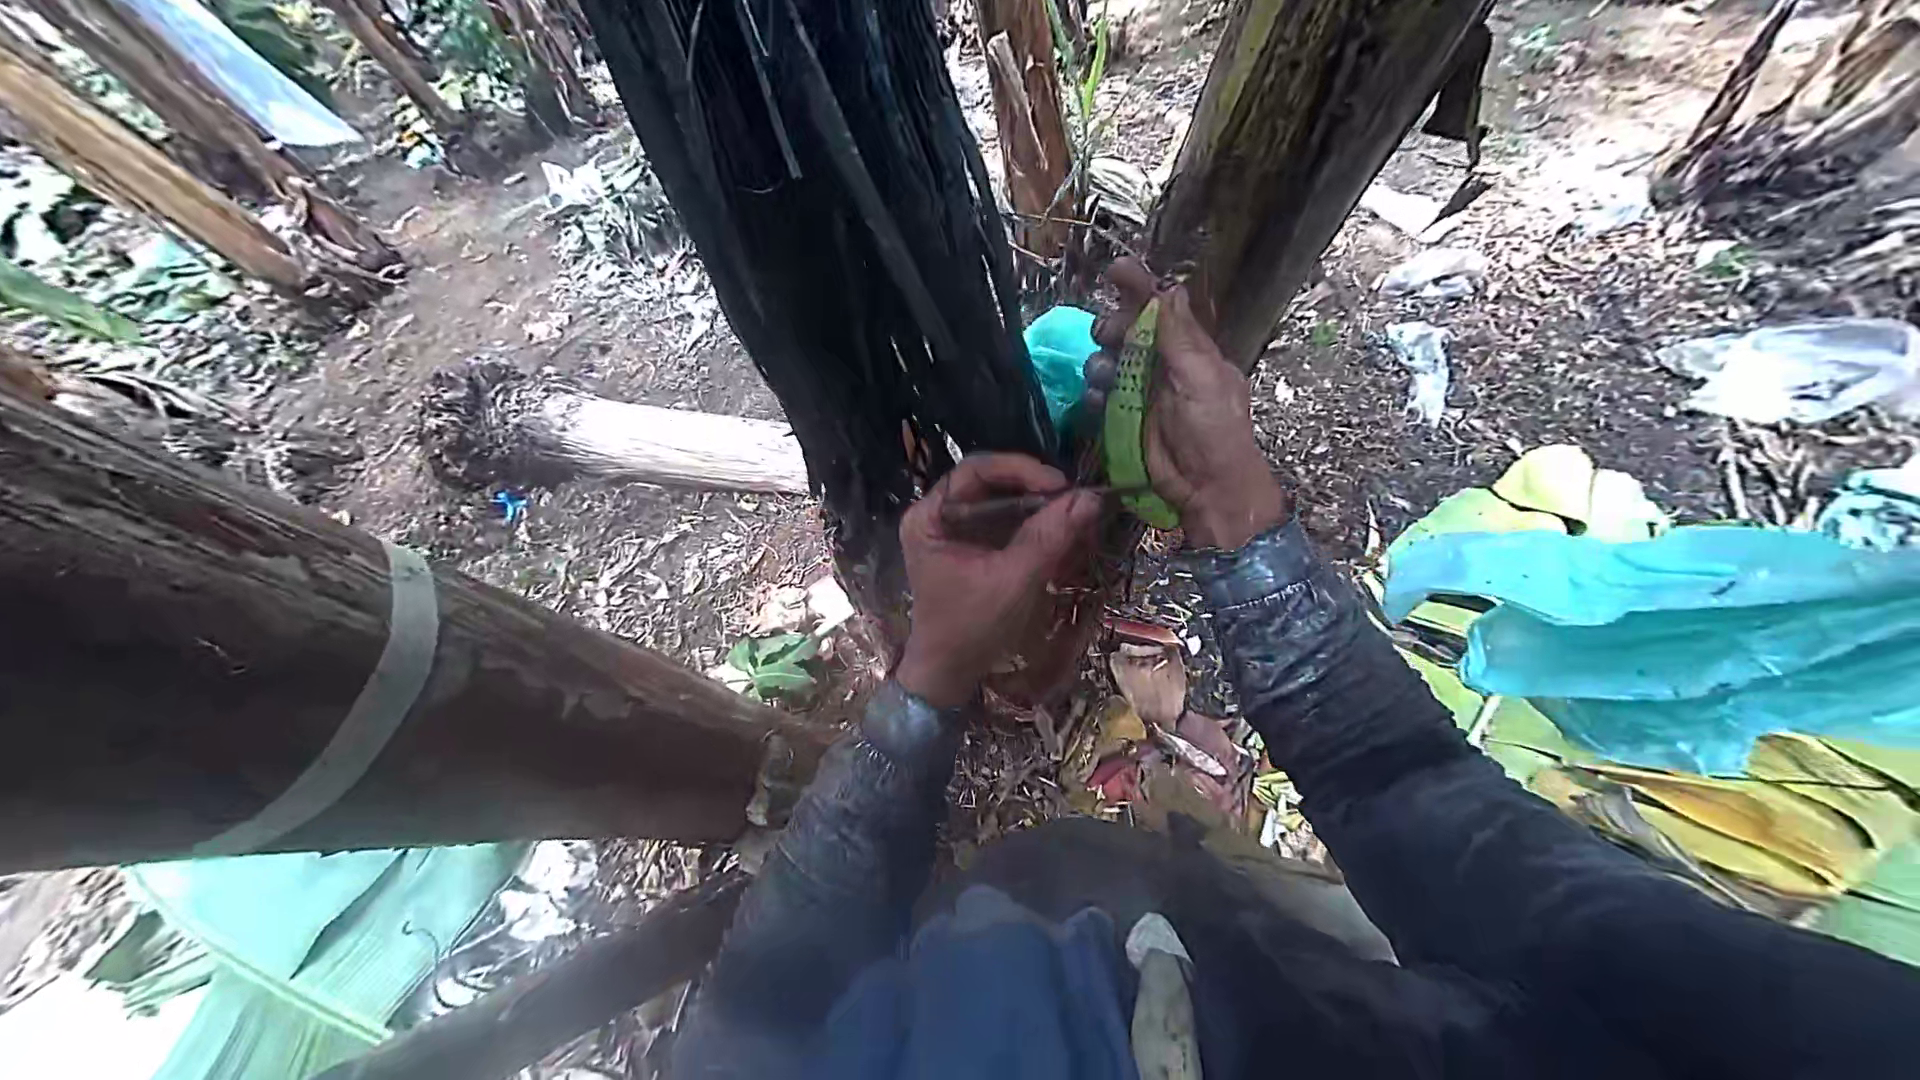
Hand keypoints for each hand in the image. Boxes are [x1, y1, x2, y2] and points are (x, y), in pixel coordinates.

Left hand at [895, 454, 1101, 706]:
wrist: (950, 672)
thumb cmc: (971, 628)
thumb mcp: (1012, 581)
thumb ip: (1048, 538)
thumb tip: (1090, 498)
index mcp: (928, 518)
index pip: (974, 471)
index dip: (1019, 469)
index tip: (1059, 483)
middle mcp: (936, 516)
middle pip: (989, 483)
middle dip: (1033, 489)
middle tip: (1071, 499)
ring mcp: (953, 531)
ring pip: (1001, 502)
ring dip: (1037, 507)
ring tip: (1071, 516)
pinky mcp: (970, 547)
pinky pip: (1003, 523)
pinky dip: (1031, 526)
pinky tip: (1058, 532)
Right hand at [1095, 258, 1289, 548]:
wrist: (1206, 488)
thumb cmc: (1214, 432)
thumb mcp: (1202, 378)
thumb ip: (1180, 337)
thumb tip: (1169, 289)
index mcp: (1188, 351)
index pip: (1161, 309)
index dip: (1139, 288)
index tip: (1116, 270)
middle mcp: (1162, 367)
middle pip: (1127, 332)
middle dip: (1112, 328)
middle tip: (1107, 336)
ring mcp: (1141, 394)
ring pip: (1109, 362)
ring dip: (1100, 363)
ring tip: (1103, 377)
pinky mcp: (1123, 420)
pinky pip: (1100, 398)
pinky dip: (1093, 395)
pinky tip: (1096, 401)